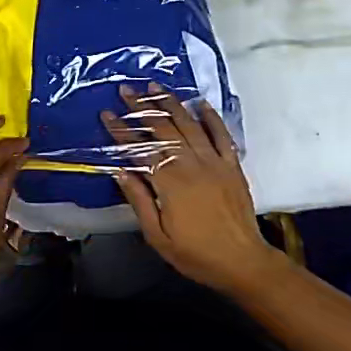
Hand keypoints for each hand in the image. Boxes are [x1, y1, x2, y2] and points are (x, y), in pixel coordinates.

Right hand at [102, 84, 286, 294]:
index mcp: (170, 183)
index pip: (139, 148)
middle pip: (163, 129)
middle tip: (126, 90)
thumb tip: (120, 171)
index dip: (121, 130)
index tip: (106, 114)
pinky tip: (200, 103)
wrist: (244, 264)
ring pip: (190, 125)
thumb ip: (138, 200)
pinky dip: (211, 117)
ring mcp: (215, 163)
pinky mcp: (232, 166)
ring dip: (171, 104)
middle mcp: (192, 166)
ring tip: (155, 87)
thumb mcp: (157, 235)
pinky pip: (222, 136)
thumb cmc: (196, 254)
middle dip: (142, 108)